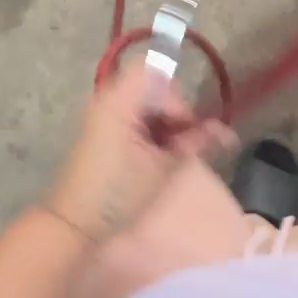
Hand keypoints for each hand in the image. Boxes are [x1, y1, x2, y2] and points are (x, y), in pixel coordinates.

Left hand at [44, 62, 236, 243]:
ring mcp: (102, 116)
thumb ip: (194, 142)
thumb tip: (223, 130)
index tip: (185, 127)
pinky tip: (160, 157)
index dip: (176, 96)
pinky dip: (150, 133)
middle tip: (187, 143)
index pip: (155, 73)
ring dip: (164, 125)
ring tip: (176, 154)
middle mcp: (107, 100)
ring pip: (144, 106)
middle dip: (174, 113)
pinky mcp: (101, 133)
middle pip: (151, 89)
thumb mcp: (162, 169)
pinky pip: (132, 120)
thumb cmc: (118, 194)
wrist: (74, 223)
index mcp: (118, 101)